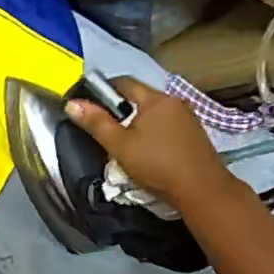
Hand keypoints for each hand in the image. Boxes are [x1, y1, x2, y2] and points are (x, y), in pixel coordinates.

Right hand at [66, 78, 235, 205]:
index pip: (125, 83)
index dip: (104, 90)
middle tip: (104, 128)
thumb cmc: (157, 164)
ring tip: (124, 142)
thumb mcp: (119, 145)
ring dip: (137, 122)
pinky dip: (153, 132)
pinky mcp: (195, 134)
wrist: (201, 190)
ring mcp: (188, 118)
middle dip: (121, 109)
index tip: (89, 104)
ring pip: (154, 112)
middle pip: (140, 97)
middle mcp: (175, 102)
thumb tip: (72, 104)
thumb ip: (96, 123)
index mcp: (156, 100)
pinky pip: (166, 125)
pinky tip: (147, 150)